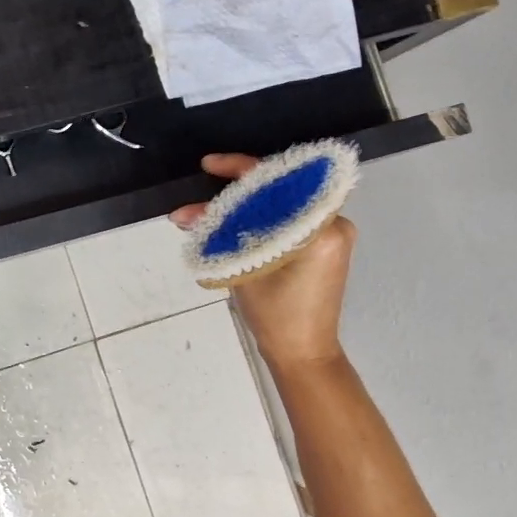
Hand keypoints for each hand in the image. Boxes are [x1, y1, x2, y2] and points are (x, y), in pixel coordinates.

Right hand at [172, 153, 355, 369]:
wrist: (303, 352)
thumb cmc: (276, 317)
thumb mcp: (242, 271)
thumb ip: (217, 236)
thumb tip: (182, 214)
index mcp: (321, 229)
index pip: (280, 183)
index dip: (241, 168)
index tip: (208, 165)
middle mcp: (335, 224)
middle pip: (282, 188)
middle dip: (238, 187)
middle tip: (204, 187)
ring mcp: (333, 234)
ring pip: (284, 202)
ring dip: (247, 202)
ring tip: (211, 209)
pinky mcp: (324, 245)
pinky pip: (290, 217)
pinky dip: (261, 215)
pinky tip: (233, 221)